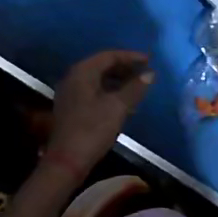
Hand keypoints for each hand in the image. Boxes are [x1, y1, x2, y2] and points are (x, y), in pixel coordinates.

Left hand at [44, 51, 154, 178]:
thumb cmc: (92, 129)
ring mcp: (71, 93)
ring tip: (138, 85)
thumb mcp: (118, 107)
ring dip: (118, 80)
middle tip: (145, 72)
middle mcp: (73, 77)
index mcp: (82, 72)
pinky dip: (110, 91)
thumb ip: (134, 88)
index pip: (109, 55)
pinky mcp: (72, 107)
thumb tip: (150, 73)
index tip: (149, 60)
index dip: (130, 56)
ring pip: (98, 79)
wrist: (67, 161)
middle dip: (125, 67)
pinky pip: (94, 91)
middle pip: (102, 65)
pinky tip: (123, 101)